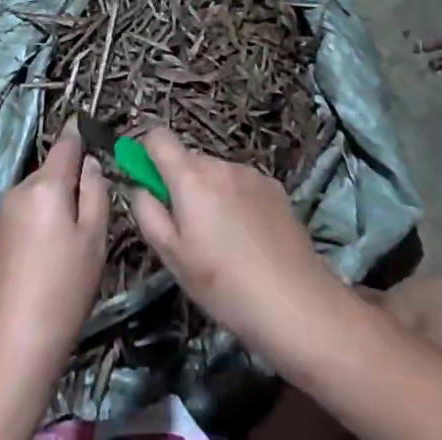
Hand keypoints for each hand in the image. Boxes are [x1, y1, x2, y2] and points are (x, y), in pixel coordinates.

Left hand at [0, 120, 108, 386]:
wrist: (9, 346)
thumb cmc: (63, 291)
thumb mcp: (93, 241)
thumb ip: (96, 194)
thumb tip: (89, 164)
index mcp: (45, 185)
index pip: (65, 144)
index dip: (80, 134)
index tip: (91, 126)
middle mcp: (18, 189)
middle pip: (52, 171)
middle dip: (72, 179)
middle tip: (96, 210)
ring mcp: (2, 213)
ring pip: (39, 194)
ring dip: (57, 202)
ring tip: (76, 241)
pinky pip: (26, 213)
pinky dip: (42, 221)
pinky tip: (51, 256)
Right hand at [128, 127, 345, 351]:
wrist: (299, 305)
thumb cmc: (224, 285)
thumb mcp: (172, 256)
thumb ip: (147, 213)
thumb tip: (142, 188)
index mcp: (191, 177)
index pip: (158, 137)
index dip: (146, 153)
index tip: (149, 184)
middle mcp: (221, 165)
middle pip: (188, 159)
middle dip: (180, 183)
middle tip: (187, 229)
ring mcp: (252, 175)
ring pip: (216, 174)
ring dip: (209, 193)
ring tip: (222, 240)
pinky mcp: (276, 189)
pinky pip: (241, 185)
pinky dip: (235, 201)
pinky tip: (249, 240)